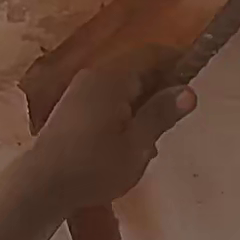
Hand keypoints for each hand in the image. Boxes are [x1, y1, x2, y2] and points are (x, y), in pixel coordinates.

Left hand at [27, 46, 196, 209]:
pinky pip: (107, 99)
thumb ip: (161, 114)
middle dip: (160, 87)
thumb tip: (189, 91)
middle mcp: (95, 76)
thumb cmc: (95, 167)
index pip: (152, 54)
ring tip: (154, 137)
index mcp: (112, 78)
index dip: (177, 61)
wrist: (43, 185)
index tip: (196, 79)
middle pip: (137, 69)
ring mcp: (80, 91)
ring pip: (122, 87)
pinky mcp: (72, 108)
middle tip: (176, 118)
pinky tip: (129, 142)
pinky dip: (125, 112)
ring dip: (143, 104)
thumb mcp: (136, 145)